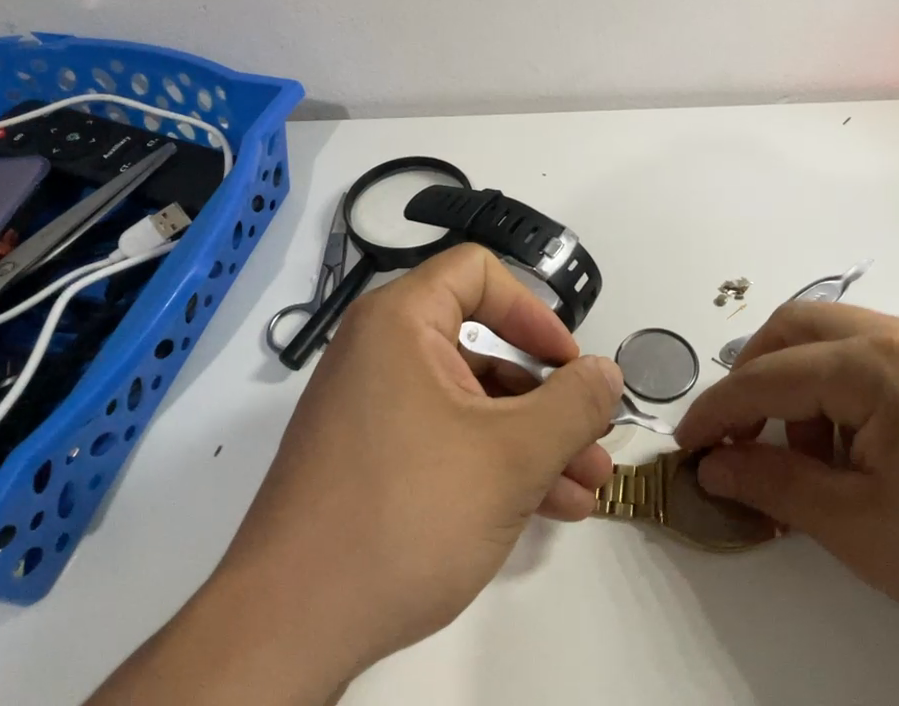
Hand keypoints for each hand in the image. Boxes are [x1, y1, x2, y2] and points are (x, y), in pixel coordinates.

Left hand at [90, 244, 626, 705]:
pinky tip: (546, 509)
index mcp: (399, 323)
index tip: (569, 365)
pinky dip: (494, 465)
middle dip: (549, 399)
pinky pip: (445, 441)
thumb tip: (607, 371)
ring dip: (533, 441)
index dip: (533, 312)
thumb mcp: (511, 457)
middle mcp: (379, 355)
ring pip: (471, 405)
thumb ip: (573, 405)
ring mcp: (371, 412)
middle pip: (483, 349)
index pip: (476, 273)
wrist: (291, 625)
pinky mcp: (369, 462)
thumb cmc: (407, 514)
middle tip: (594, 441)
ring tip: (585, 489)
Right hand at [675, 303, 898, 704]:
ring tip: (808, 465)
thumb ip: (777, 487)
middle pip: (801, 329)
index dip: (716, 412)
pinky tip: (865, 458)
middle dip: (754, 377)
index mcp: (880, 362)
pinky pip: (890, 365)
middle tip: (738, 440)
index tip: (687, 449)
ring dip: (805, 388)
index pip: (766, 375)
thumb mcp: (865, 532)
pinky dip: (851, 396)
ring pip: (846, 343)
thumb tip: (716, 465)